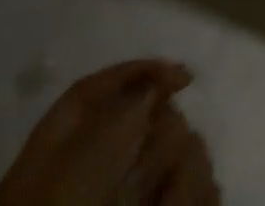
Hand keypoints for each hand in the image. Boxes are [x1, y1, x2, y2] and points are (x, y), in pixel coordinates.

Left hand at [0, 60, 217, 205]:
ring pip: (188, 153)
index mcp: (60, 152)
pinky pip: (203, 187)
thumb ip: (111, 124)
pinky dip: (197, 198)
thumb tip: (154, 84)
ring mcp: (132, 195)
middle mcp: (100, 167)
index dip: (139, 72)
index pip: (95, 91)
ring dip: (184, 181)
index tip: (183, 78)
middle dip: (165, 146)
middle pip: (157, 118)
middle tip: (141, 185)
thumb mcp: (71, 180)